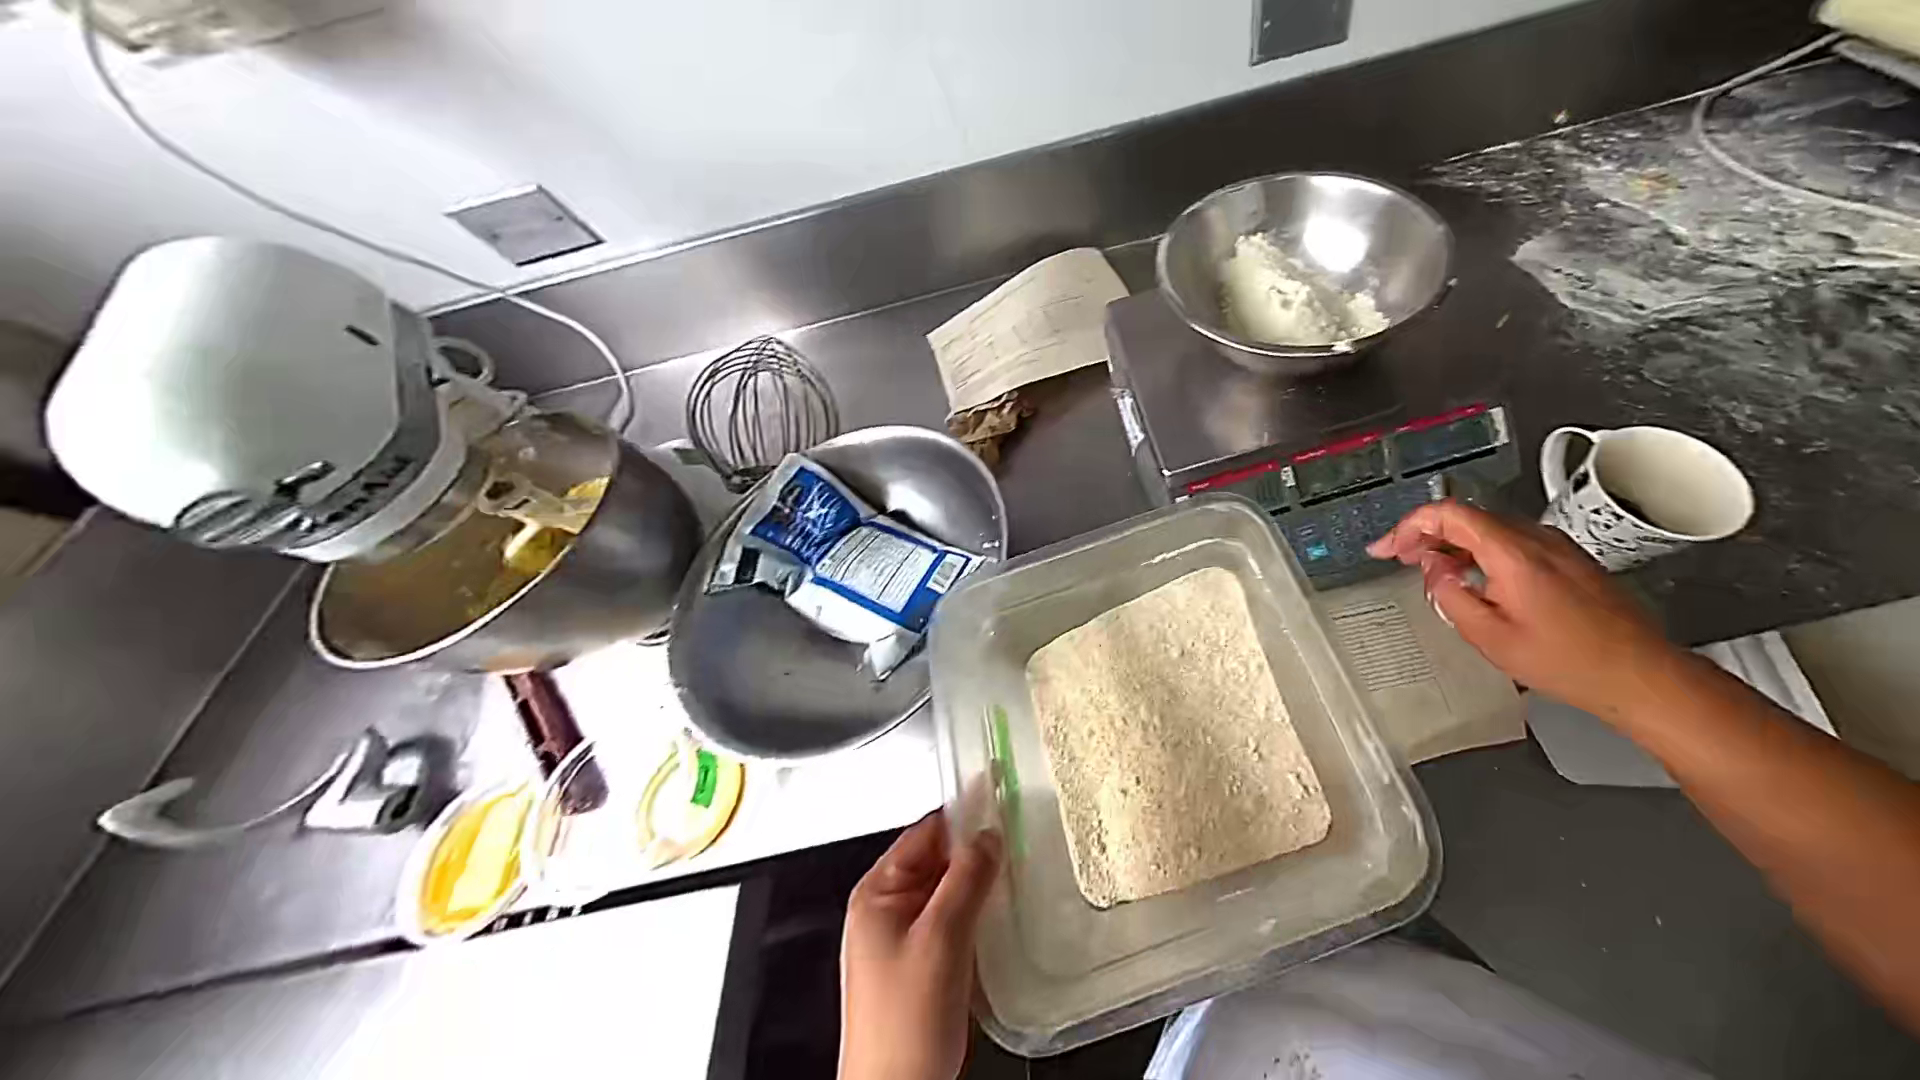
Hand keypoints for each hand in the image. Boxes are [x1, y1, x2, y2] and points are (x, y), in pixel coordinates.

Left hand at [839, 814, 1001, 1079]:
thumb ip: (966, 881)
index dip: (959, 816)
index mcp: (876, 893)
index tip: (992, 799)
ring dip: (974, 884)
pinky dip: (972, 912)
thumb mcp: (941, 939)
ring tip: (1009, 874)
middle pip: (934, 860)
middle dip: (971, 852)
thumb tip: (987, 838)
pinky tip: (994, 916)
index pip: (922, 833)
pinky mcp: (919, 961)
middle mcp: (885, 909)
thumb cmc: (903, 1026)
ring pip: (945, 891)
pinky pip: (949, 920)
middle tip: (1011, 841)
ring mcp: (901, 937)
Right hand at [1367, 500, 1679, 719]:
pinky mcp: (1567, 560)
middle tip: (1399, 557)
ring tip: (1429, 568)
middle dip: (1424, 534)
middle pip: (1467, 516)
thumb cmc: (1572, 662)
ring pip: (1488, 527)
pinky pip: (1510, 541)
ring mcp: (1557, 548)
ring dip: (1450, 542)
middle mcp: (1539, 541)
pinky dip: (1477, 550)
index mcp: (1515, 554)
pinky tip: (1468, 575)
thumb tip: (1432, 570)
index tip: (1388, 547)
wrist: (1641, 676)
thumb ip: (1448, 594)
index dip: (1409, 526)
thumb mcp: (1488, 635)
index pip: (1449, 514)